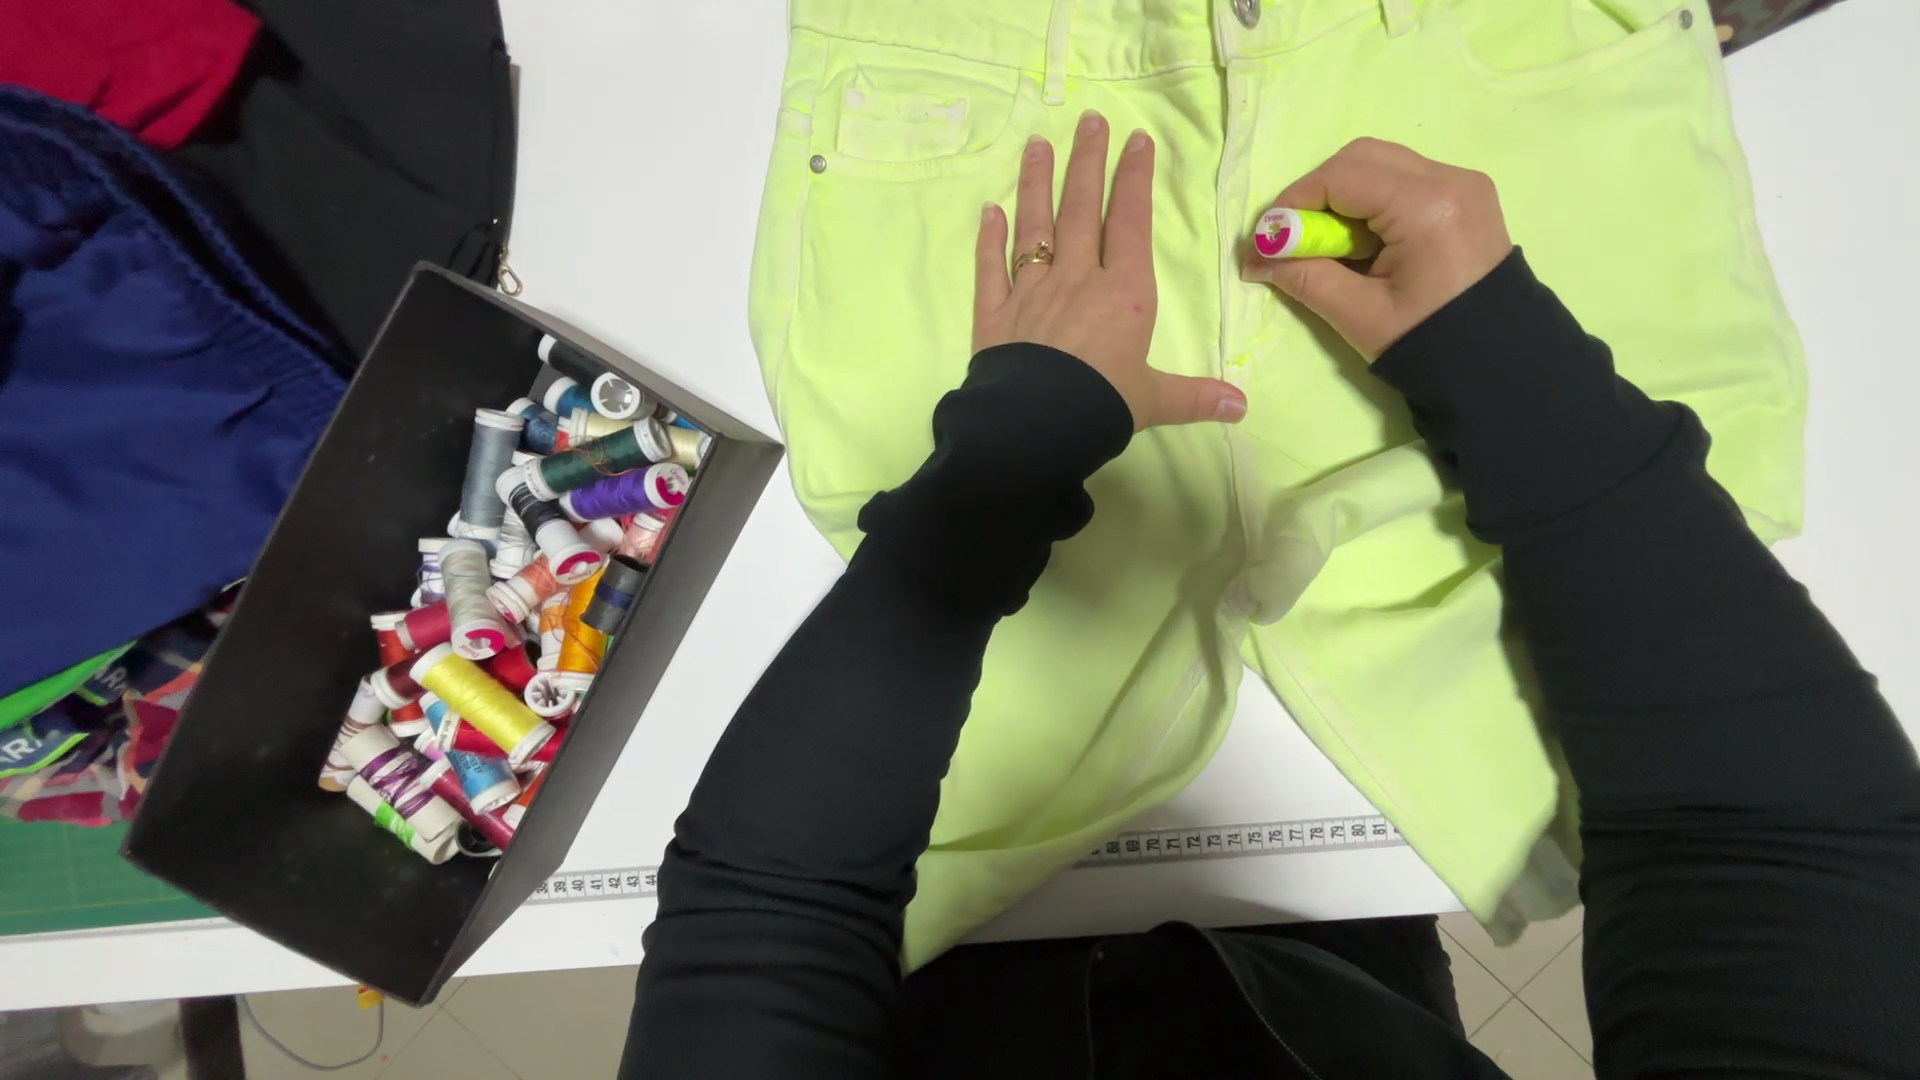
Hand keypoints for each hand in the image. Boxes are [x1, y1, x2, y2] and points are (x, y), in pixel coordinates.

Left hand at [975, 111, 1247, 429]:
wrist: (1037, 426)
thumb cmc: (1101, 407)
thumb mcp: (1154, 402)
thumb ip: (1194, 397)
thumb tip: (1242, 407)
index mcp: (1123, 294)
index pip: (1129, 223)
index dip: (1133, 180)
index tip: (1135, 142)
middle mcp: (1076, 281)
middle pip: (1080, 211)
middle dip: (1086, 163)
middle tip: (1088, 122)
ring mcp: (1030, 294)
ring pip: (1034, 228)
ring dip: (1036, 184)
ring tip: (1037, 146)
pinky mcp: (993, 315)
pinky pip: (990, 270)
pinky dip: (989, 241)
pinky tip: (988, 213)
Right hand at [1241, 138, 1513, 360]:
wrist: (1491, 357)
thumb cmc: (1422, 341)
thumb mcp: (1353, 314)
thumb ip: (1302, 276)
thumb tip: (1254, 258)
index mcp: (1426, 208)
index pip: (1342, 175)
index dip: (1294, 201)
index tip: (1266, 238)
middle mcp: (1449, 178)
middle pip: (1361, 157)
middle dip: (1314, 193)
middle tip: (1291, 237)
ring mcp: (1460, 182)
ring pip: (1379, 164)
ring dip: (1338, 197)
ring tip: (1323, 243)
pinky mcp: (1460, 195)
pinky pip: (1399, 180)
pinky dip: (1365, 203)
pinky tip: (1356, 242)